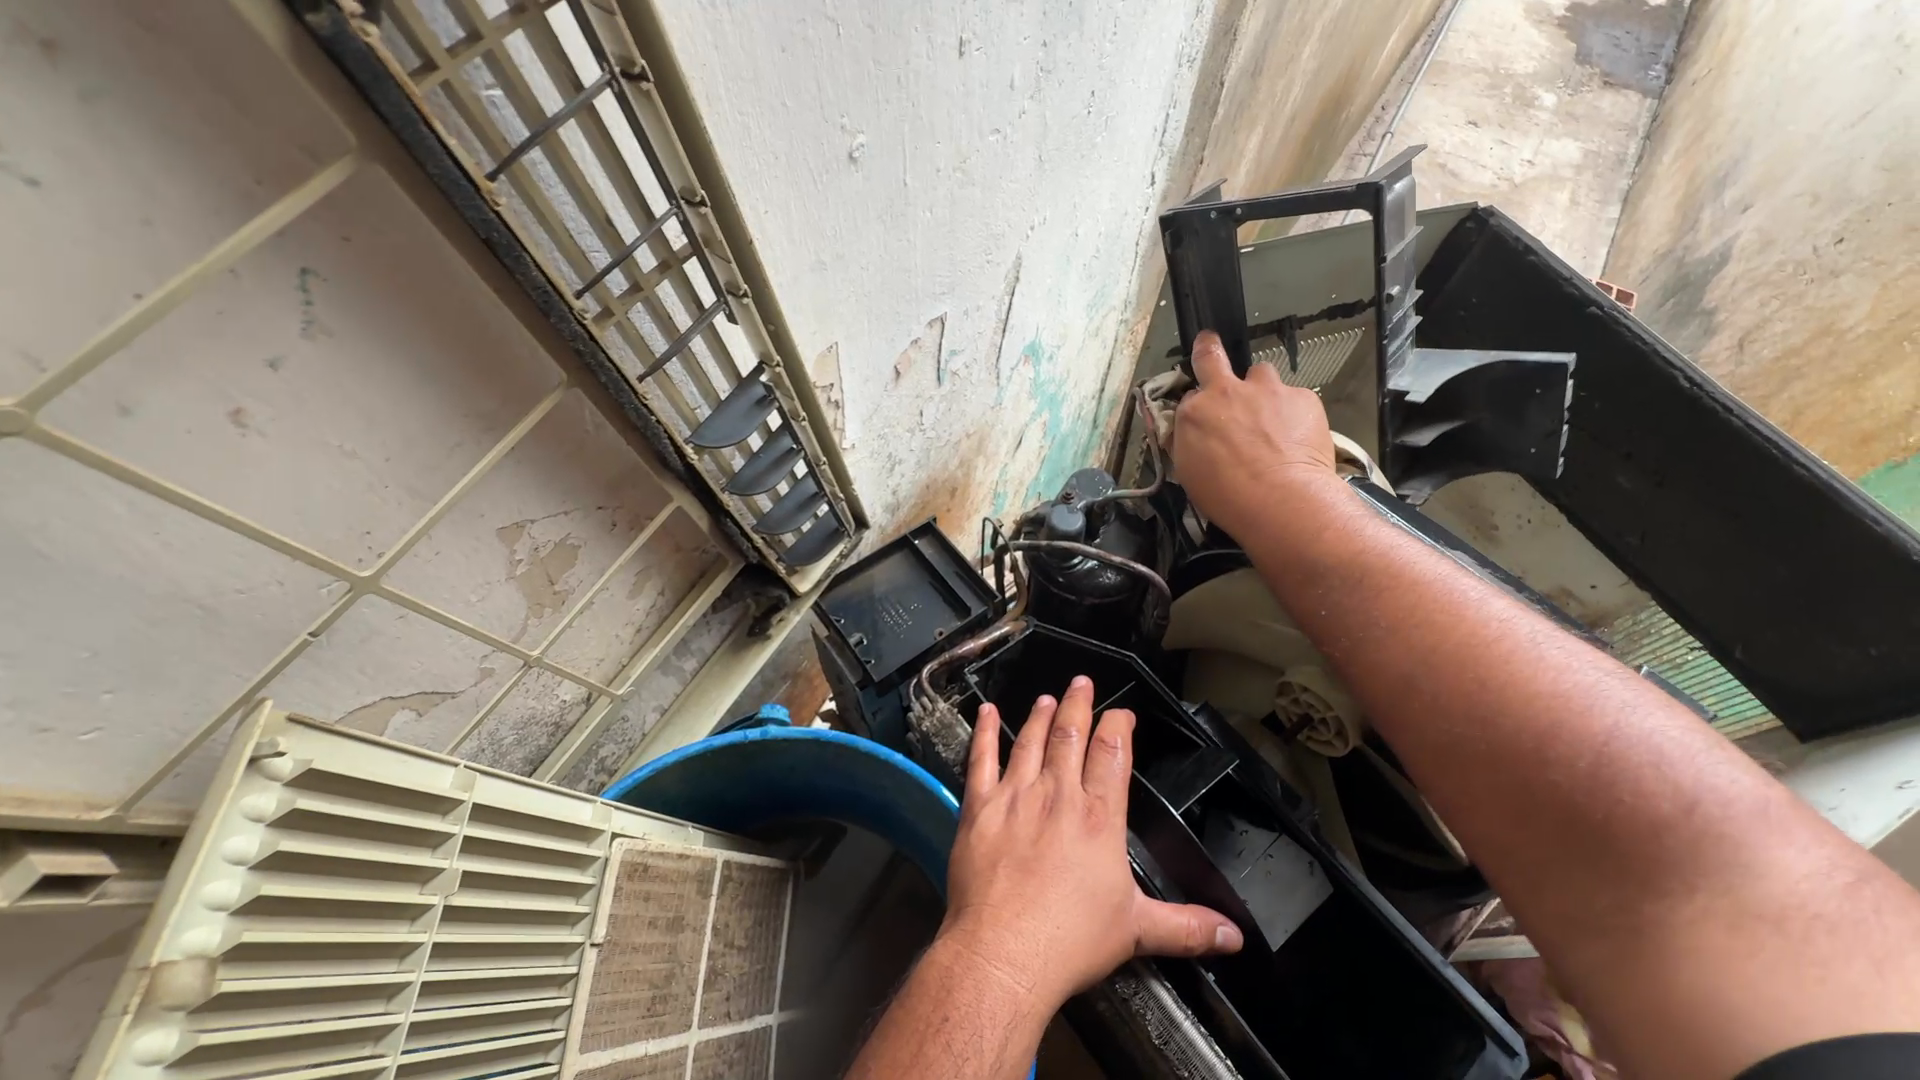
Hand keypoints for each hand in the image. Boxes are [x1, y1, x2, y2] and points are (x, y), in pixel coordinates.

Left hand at [938, 675, 1243, 1008]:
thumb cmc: (1071, 940)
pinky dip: (983, 732)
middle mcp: (1058, 795)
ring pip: (1030, 741)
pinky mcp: (978, 809)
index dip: (1118, 727)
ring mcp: (1015, 797)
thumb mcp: (1138, 931)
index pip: (1113, 754)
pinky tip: (985, 712)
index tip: (1122, 713)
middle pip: (1070, 735)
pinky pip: (980, 759)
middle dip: (1078, 705)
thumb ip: (1187, 927)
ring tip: (1046, 697)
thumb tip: (1234, 937)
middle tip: (1081, 682)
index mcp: (1099, 817)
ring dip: (1039, 715)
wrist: (1004, 953)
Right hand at [1174, 329, 1338, 537]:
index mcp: (1194, 412)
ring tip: (1273, 419)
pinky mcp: (1303, 397)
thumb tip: (1194, 432)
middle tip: (1210, 345)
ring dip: (1263, 391)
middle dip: (1209, 347)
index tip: (1205, 416)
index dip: (1198, 404)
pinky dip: (1296, 414)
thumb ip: (1189, 441)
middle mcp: (1226, 391)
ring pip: (1262, 375)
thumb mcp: (1189, 472)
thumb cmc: (1227, 497)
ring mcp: (1267, 390)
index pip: (1190, 396)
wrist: (1280, 500)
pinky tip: (1300, 439)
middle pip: (1212, 355)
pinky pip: (1296, 398)